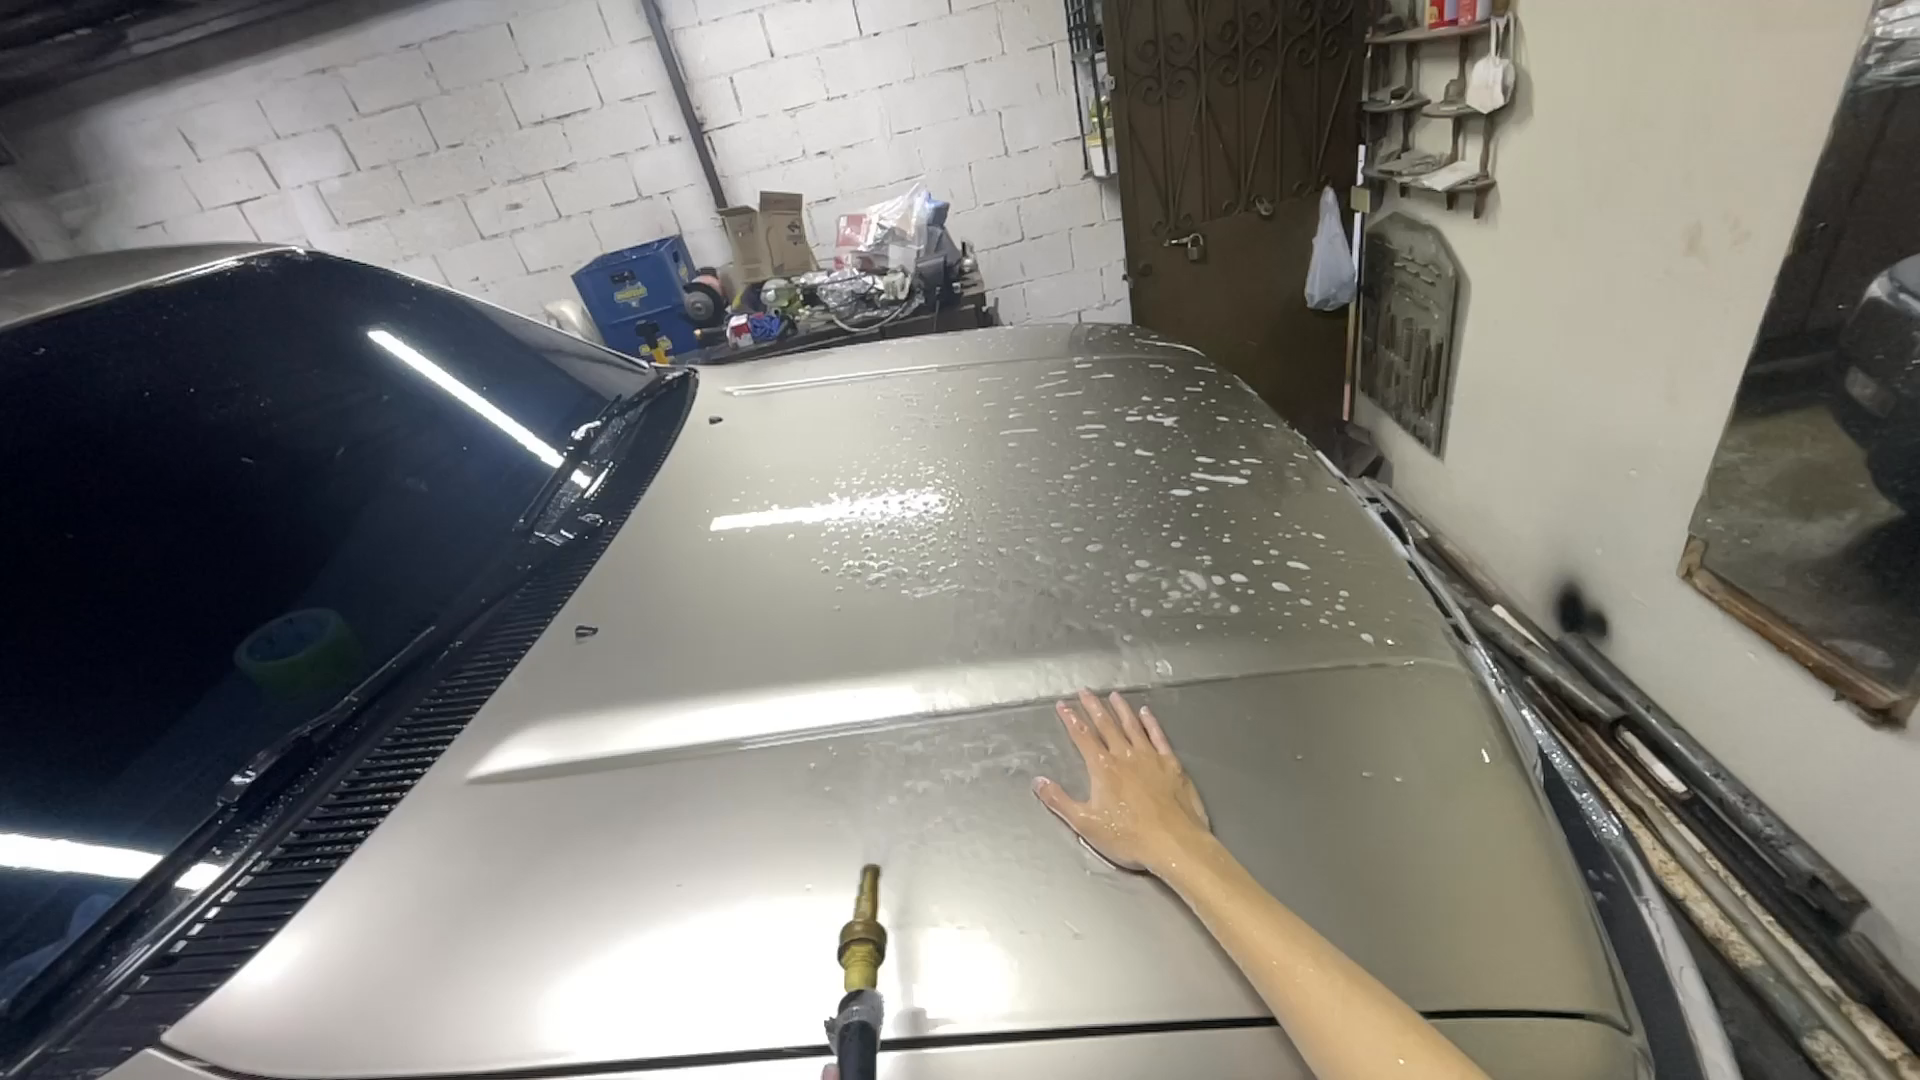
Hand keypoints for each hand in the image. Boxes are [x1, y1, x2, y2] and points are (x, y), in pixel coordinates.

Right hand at [1033, 690, 1211, 874]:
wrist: (1174, 844)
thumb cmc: (1128, 837)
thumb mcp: (1086, 823)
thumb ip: (1059, 801)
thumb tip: (1038, 781)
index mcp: (1103, 768)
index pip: (1082, 736)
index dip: (1071, 719)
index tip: (1063, 705)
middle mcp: (1125, 755)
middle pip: (1106, 724)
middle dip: (1093, 706)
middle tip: (1084, 691)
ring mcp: (1150, 757)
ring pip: (1132, 725)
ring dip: (1121, 709)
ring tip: (1113, 695)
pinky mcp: (1171, 764)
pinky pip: (1158, 736)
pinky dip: (1151, 722)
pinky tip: (1146, 713)